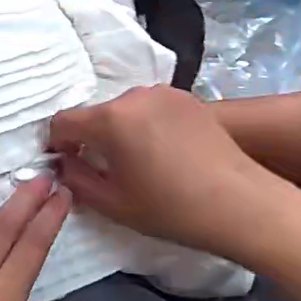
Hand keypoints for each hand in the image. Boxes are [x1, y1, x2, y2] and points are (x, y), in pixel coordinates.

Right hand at [49, 85, 298, 264]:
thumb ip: (75, 178)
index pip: (63, 122)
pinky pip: (149, 108)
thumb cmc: (172, 208)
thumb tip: (62, 162)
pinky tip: (163, 152)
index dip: (57, 144)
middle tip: (106, 169)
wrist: (243, 204)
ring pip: (123, 110)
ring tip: (139, 161)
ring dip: (119, 130)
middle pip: (95, 114)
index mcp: (110, 119)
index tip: (66, 164)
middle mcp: (133, 96)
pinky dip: (145, 124)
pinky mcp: (186, 97)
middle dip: (91, 138)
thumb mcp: (112, 203)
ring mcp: (162, 92)